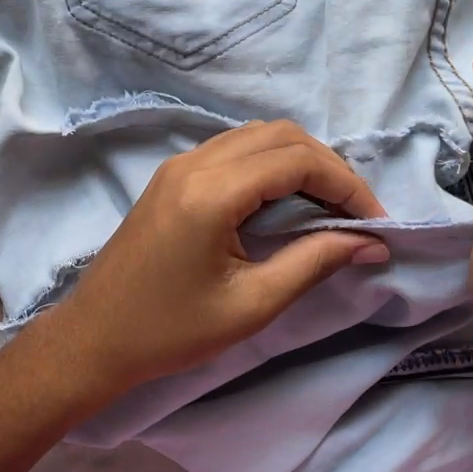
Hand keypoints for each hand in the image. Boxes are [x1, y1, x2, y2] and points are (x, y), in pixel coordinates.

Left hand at [39, 121, 390, 395]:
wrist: (96, 336)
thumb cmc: (171, 331)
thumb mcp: (251, 305)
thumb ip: (313, 263)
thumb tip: (370, 242)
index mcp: (210, 192)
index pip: (296, 160)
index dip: (347, 185)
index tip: (377, 224)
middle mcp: (193, 163)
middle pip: (280, 135)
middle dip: (328, 167)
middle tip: (356, 215)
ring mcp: (178, 165)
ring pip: (256, 136)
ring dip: (299, 161)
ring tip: (329, 208)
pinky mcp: (172, 176)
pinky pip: (233, 150)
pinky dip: (269, 165)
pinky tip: (286, 202)